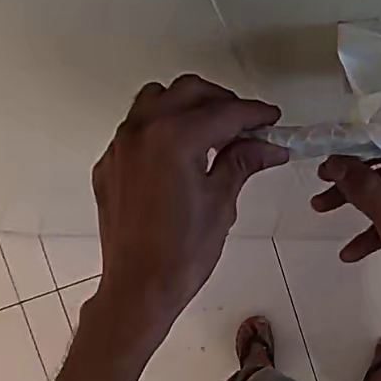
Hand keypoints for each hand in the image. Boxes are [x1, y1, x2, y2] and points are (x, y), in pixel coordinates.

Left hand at [91, 76, 289, 329]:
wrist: (140, 287)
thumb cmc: (177, 256)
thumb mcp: (221, 203)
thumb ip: (241, 163)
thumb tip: (265, 148)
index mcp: (174, 138)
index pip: (224, 112)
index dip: (254, 114)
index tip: (270, 119)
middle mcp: (142, 133)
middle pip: (189, 92)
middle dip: (223, 102)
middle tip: (248, 125)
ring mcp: (121, 147)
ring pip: (157, 100)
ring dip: (188, 106)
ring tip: (213, 131)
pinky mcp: (111, 165)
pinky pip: (137, 128)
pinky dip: (162, 128)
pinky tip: (180, 153)